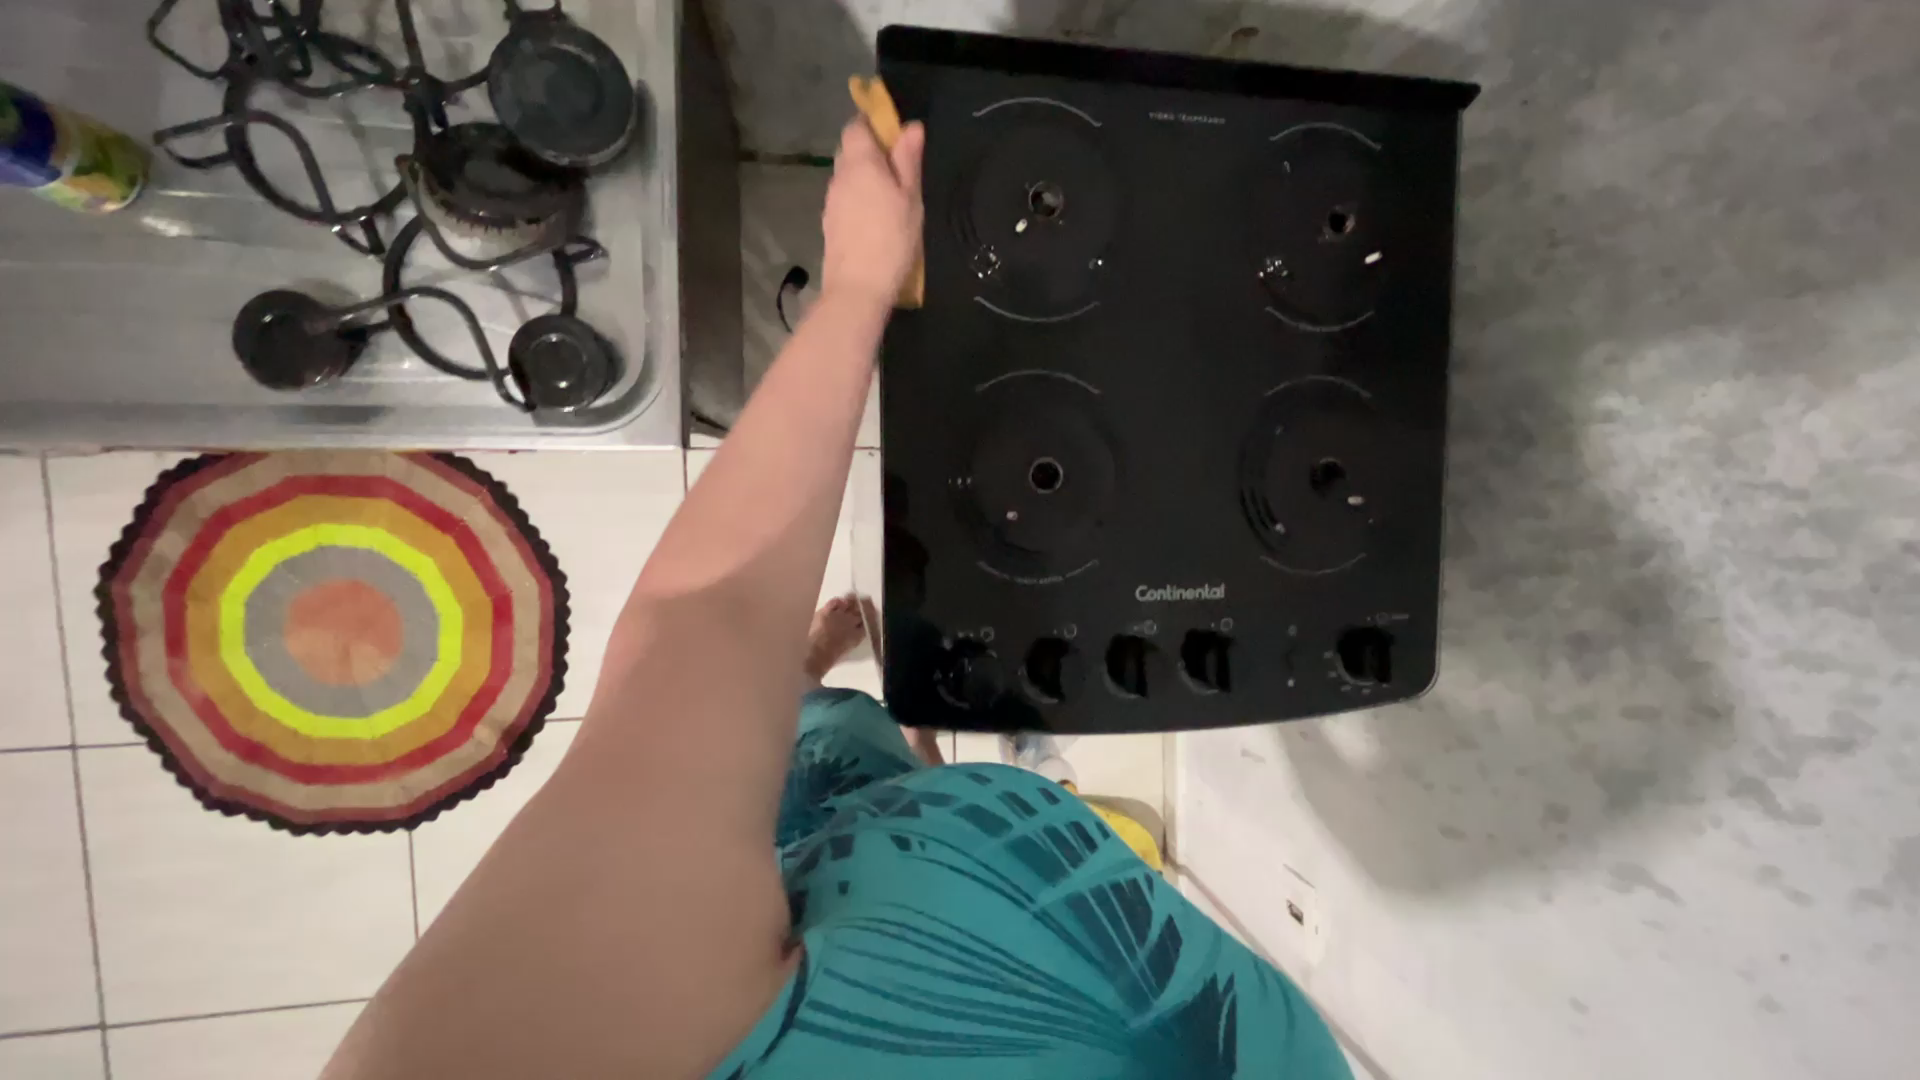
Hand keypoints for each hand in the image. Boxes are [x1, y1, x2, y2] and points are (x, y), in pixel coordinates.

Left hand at [820, 118, 924, 309]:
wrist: (857, 289)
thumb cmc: (891, 241)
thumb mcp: (910, 199)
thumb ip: (908, 161)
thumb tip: (911, 127)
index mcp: (860, 162)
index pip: (857, 125)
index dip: (874, 124)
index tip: (894, 136)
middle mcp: (839, 176)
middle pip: (849, 150)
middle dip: (870, 152)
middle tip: (897, 169)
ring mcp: (831, 202)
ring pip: (846, 177)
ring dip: (864, 179)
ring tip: (889, 199)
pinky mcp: (830, 225)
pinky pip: (844, 201)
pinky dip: (858, 201)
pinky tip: (874, 221)